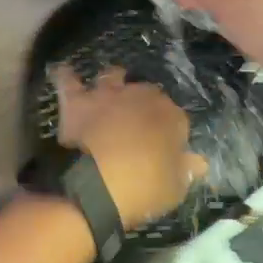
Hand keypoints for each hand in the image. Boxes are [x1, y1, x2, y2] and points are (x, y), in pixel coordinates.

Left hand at [50, 67, 206, 228]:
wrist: (95, 184)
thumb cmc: (142, 189)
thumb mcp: (174, 188)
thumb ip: (185, 169)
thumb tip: (198, 161)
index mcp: (170, 116)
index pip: (178, 118)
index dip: (172, 132)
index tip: (167, 148)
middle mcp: (140, 95)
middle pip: (147, 93)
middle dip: (145, 103)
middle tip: (138, 123)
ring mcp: (107, 94)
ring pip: (112, 76)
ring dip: (113, 81)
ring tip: (109, 89)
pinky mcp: (78, 100)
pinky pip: (69, 80)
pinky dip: (66, 77)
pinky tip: (64, 74)